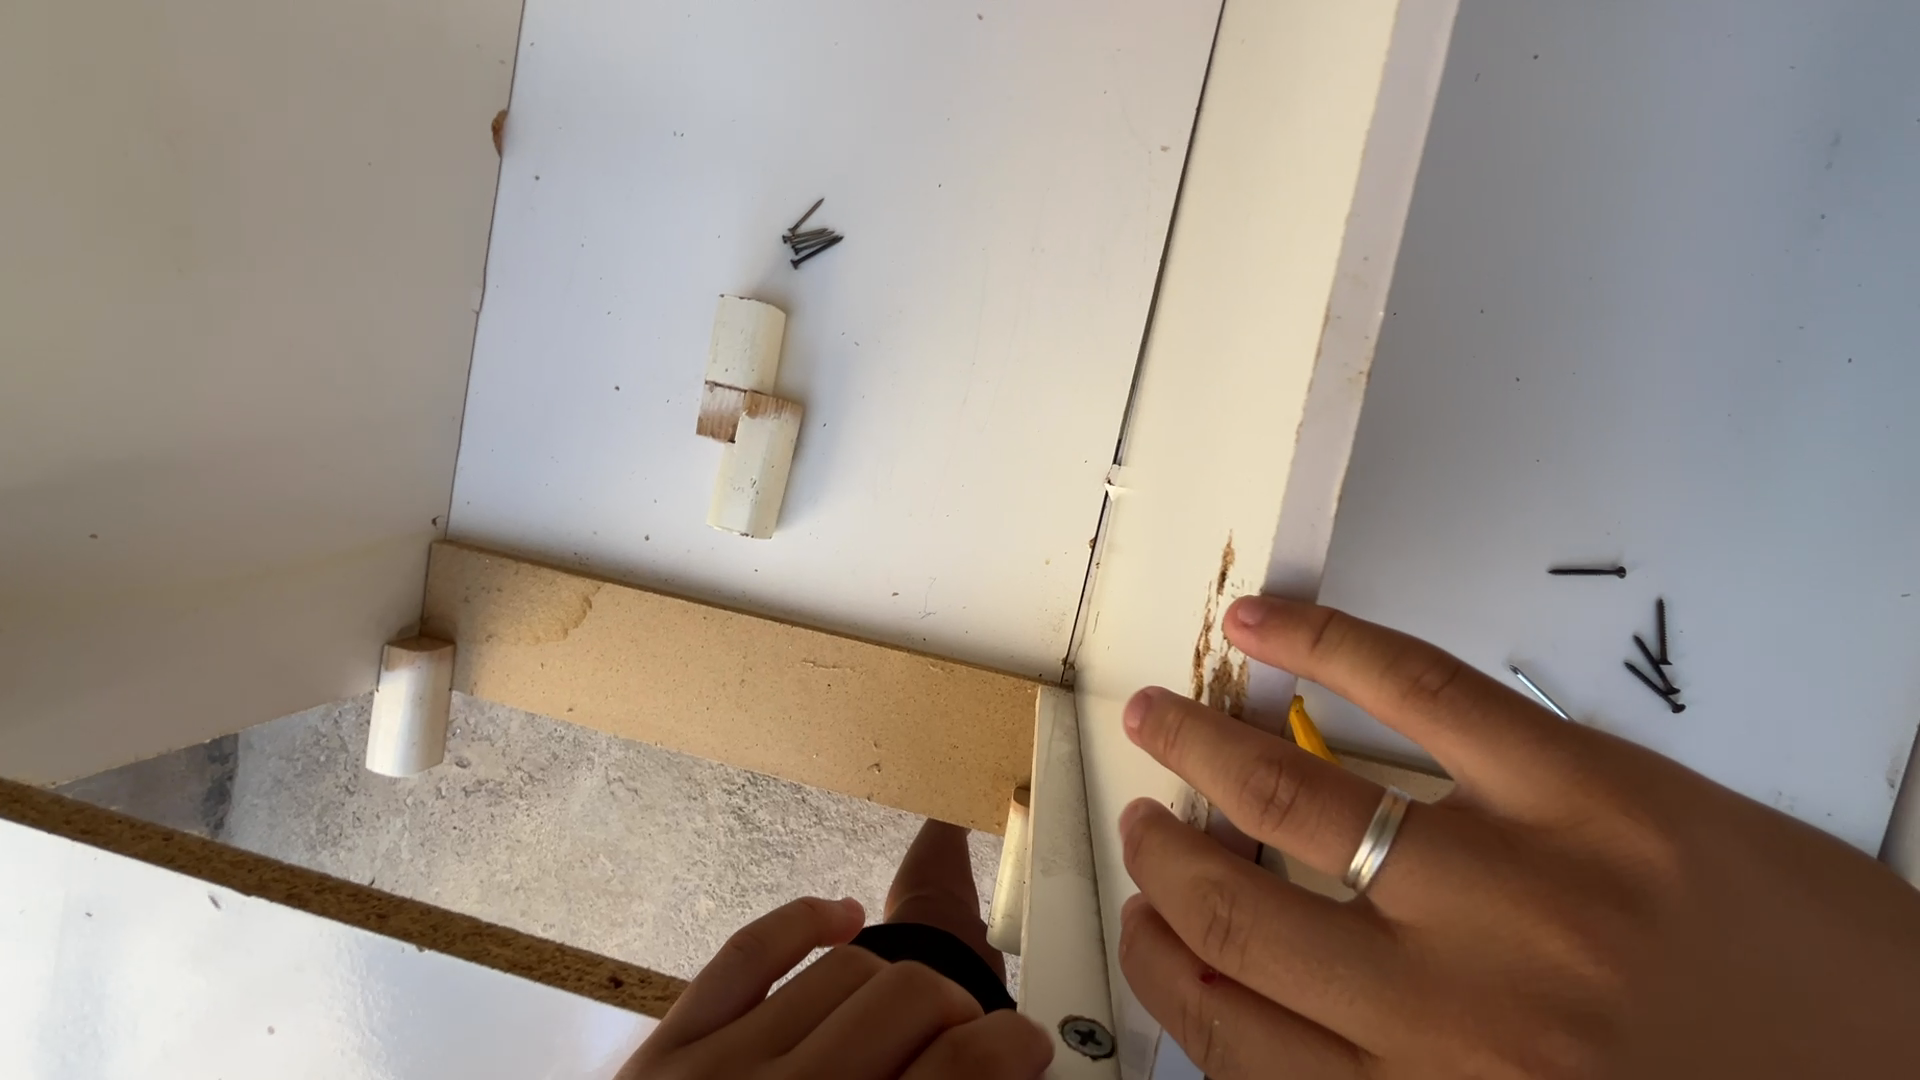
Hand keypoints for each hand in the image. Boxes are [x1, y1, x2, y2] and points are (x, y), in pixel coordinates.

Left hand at [618, 897, 1051, 1078]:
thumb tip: (999, 1078)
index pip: (958, 1070)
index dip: (1010, 1046)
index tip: (1026, 1042)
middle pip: (908, 998)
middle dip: (957, 1011)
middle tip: (967, 1038)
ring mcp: (712, 1073)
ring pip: (845, 969)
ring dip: (896, 980)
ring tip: (912, 1008)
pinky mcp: (663, 1051)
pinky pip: (749, 951)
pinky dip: (804, 919)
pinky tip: (846, 917)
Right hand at [1118, 596, 1919, 1078]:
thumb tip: (1256, 1011)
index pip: (1225, 1030)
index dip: (1158, 963)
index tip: (1142, 919)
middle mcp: (1446, 1018)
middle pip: (1233, 915)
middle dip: (1162, 859)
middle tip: (1141, 820)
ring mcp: (1515, 891)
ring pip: (1291, 802)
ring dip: (1197, 749)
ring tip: (1155, 716)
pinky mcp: (1589, 791)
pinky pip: (1415, 692)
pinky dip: (1318, 643)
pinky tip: (1254, 620)